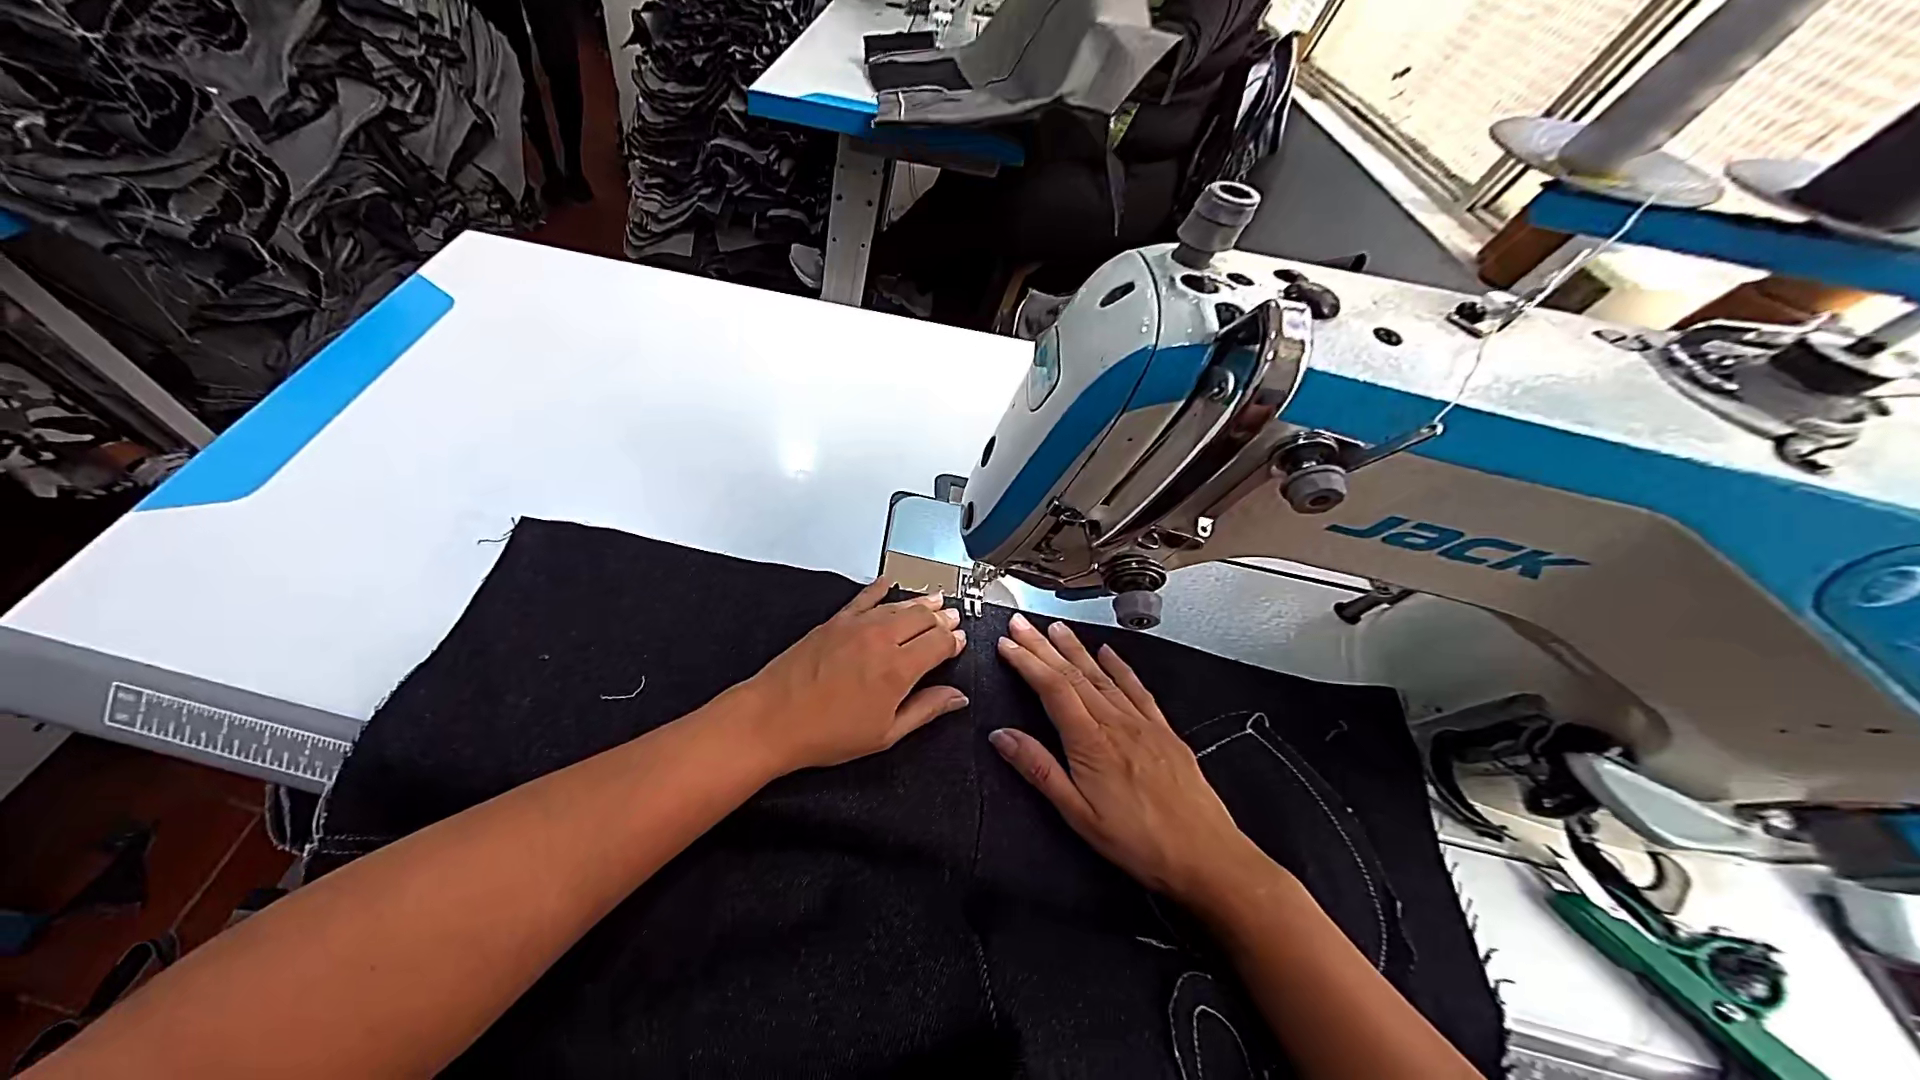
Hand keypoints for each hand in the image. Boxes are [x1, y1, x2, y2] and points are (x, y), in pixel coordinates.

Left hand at [732, 581, 967, 773]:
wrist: (771, 719)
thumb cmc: (823, 732)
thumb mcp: (885, 734)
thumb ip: (925, 710)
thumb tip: (954, 698)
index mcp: (898, 669)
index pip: (940, 642)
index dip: (955, 641)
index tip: (959, 643)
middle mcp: (880, 640)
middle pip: (924, 617)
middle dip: (943, 618)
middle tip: (952, 619)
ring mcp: (855, 626)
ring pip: (899, 605)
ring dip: (921, 602)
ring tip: (935, 600)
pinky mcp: (834, 622)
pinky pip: (864, 597)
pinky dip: (880, 589)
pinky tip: (889, 583)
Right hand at [989, 614, 1276, 907]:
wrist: (1207, 856)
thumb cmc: (1143, 843)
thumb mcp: (1078, 814)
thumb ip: (1039, 769)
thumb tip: (1004, 738)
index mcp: (1092, 743)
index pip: (1051, 688)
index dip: (1027, 661)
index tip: (1008, 644)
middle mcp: (1117, 724)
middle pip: (1072, 674)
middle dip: (1042, 645)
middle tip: (1022, 624)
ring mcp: (1143, 724)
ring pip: (1102, 675)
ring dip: (1075, 648)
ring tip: (1056, 629)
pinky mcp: (1164, 731)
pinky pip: (1137, 688)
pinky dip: (1120, 666)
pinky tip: (1110, 654)